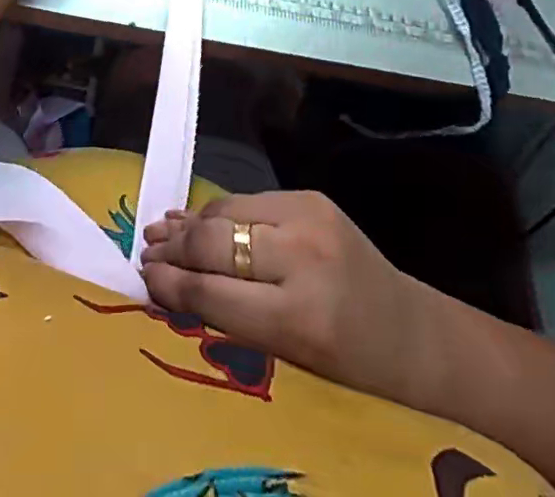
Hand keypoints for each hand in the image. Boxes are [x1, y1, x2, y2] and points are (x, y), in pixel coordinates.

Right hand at [139, 190, 452, 404]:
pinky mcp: (311, 196)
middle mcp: (303, 257)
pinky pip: (248, 201)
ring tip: (162, 229)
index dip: (171, 283)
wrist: (410, 328)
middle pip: (214, 243)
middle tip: (147, 249)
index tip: (144, 276)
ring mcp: (309, 216)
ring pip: (226, 211)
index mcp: (298, 316)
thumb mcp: (283, 354)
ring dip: (192, 223)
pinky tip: (200, 219)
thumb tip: (164, 281)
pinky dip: (220, 213)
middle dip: (175, 248)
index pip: (212, 292)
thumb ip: (223, 313)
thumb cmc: (345, 359)